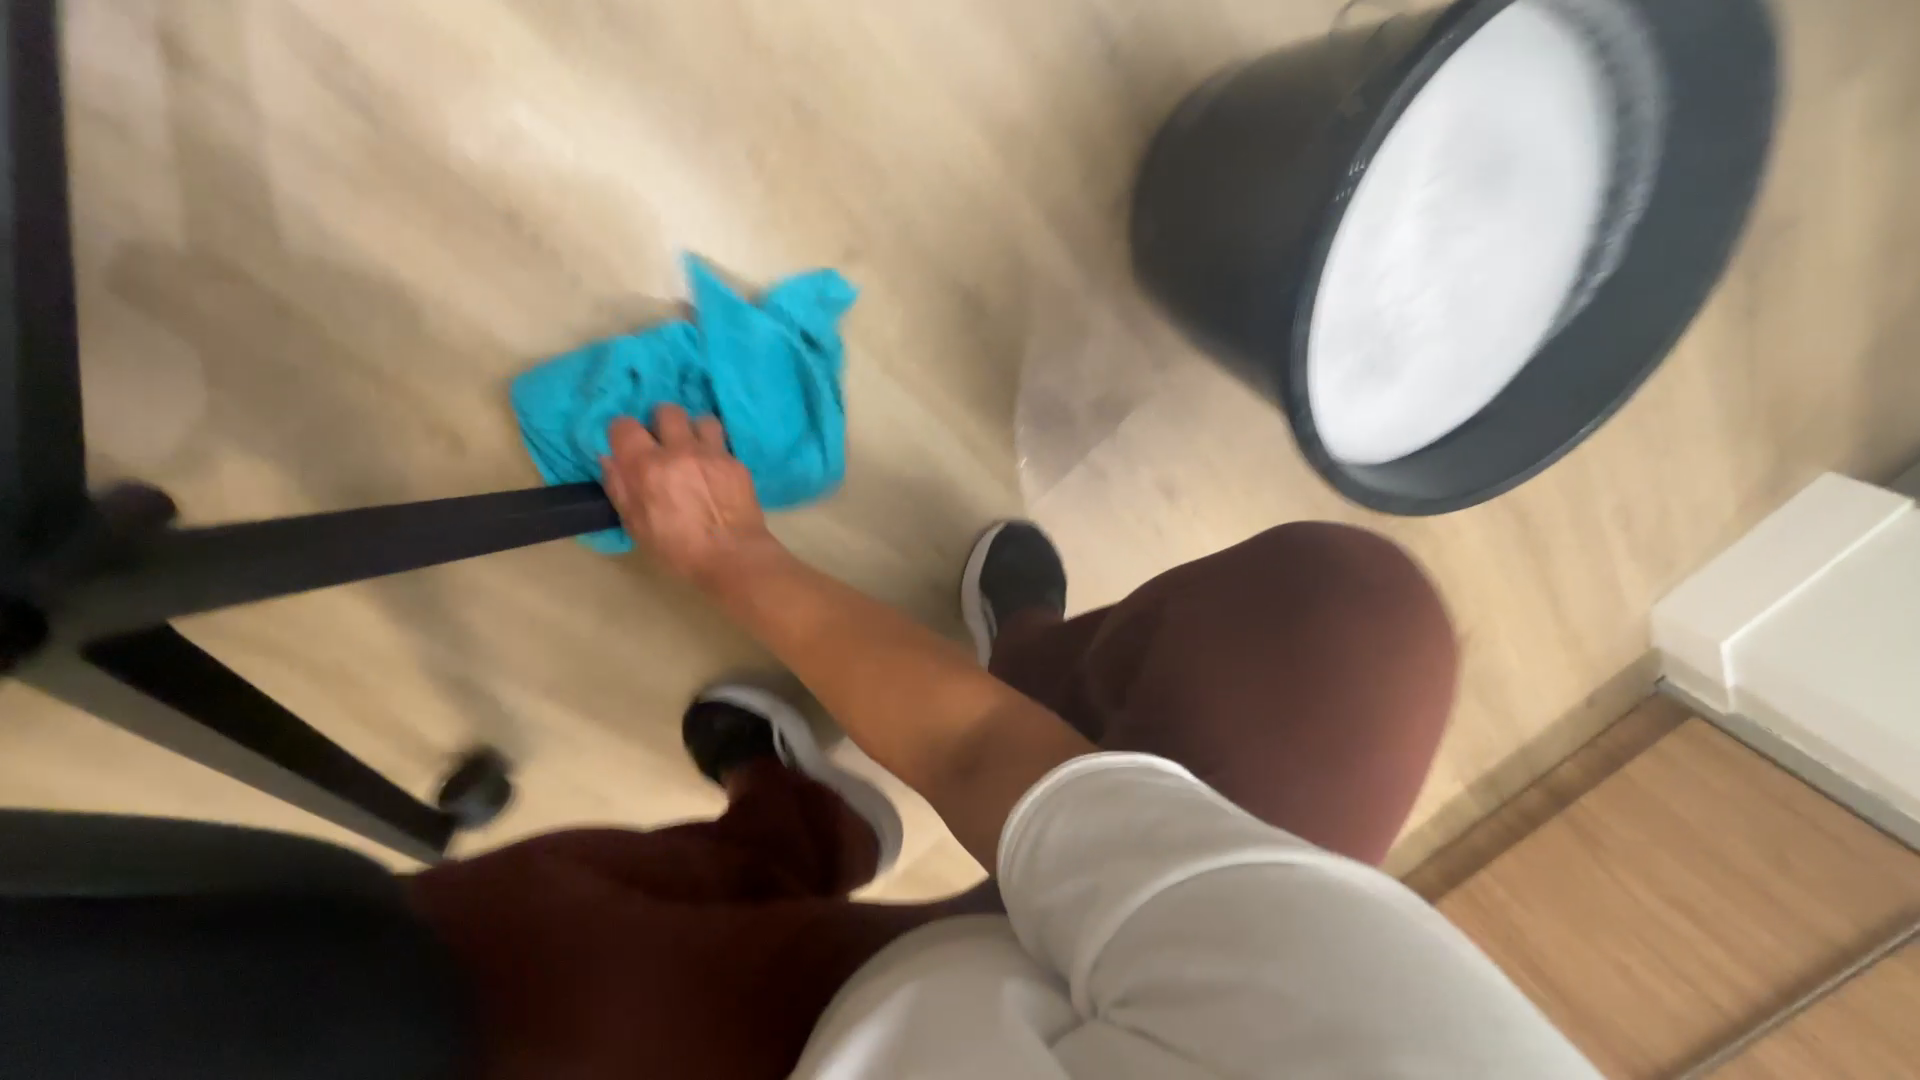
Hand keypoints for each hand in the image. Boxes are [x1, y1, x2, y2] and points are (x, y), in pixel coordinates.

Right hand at [602, 405, 780, 587]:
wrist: (732, 556)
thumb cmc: (678, 549)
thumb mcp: (636, 525)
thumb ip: (620, 487)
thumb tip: (610, 458)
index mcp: (647, 466)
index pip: (624, 425)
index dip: (623, 433)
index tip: (627, 446)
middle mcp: (679, 450)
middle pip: (666, 411)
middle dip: (660, 423)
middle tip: (663, 444)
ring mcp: (712, 453)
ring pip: (700, 419)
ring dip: (693, 431)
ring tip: (693, 450)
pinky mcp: (736, 462)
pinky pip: (722, 442)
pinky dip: (714, 450)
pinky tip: (714, 469)